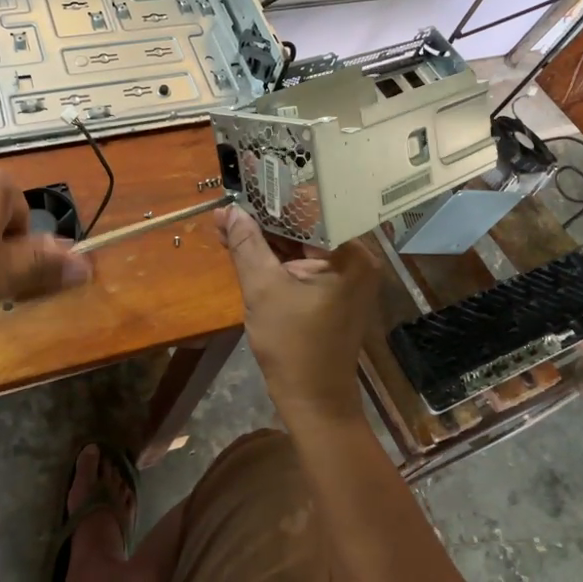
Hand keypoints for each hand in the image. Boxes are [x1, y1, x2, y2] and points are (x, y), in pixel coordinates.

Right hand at [219, 206, 377, 424]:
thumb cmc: (293, 346)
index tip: (246, 179)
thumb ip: (246, 245)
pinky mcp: (334, 291)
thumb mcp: (263, 289)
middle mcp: (355, 259)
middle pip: (305, 226)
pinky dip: (276, 258)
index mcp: (349, 254)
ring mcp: (346, 276)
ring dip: (266, 237)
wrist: (314, 403)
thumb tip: (229, 210)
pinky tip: (244, 245)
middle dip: (265, 217)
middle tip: (230, 202)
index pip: (311, 209)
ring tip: (227, 221)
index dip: (275, 195)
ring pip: (300, 245)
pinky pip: (302, 263)